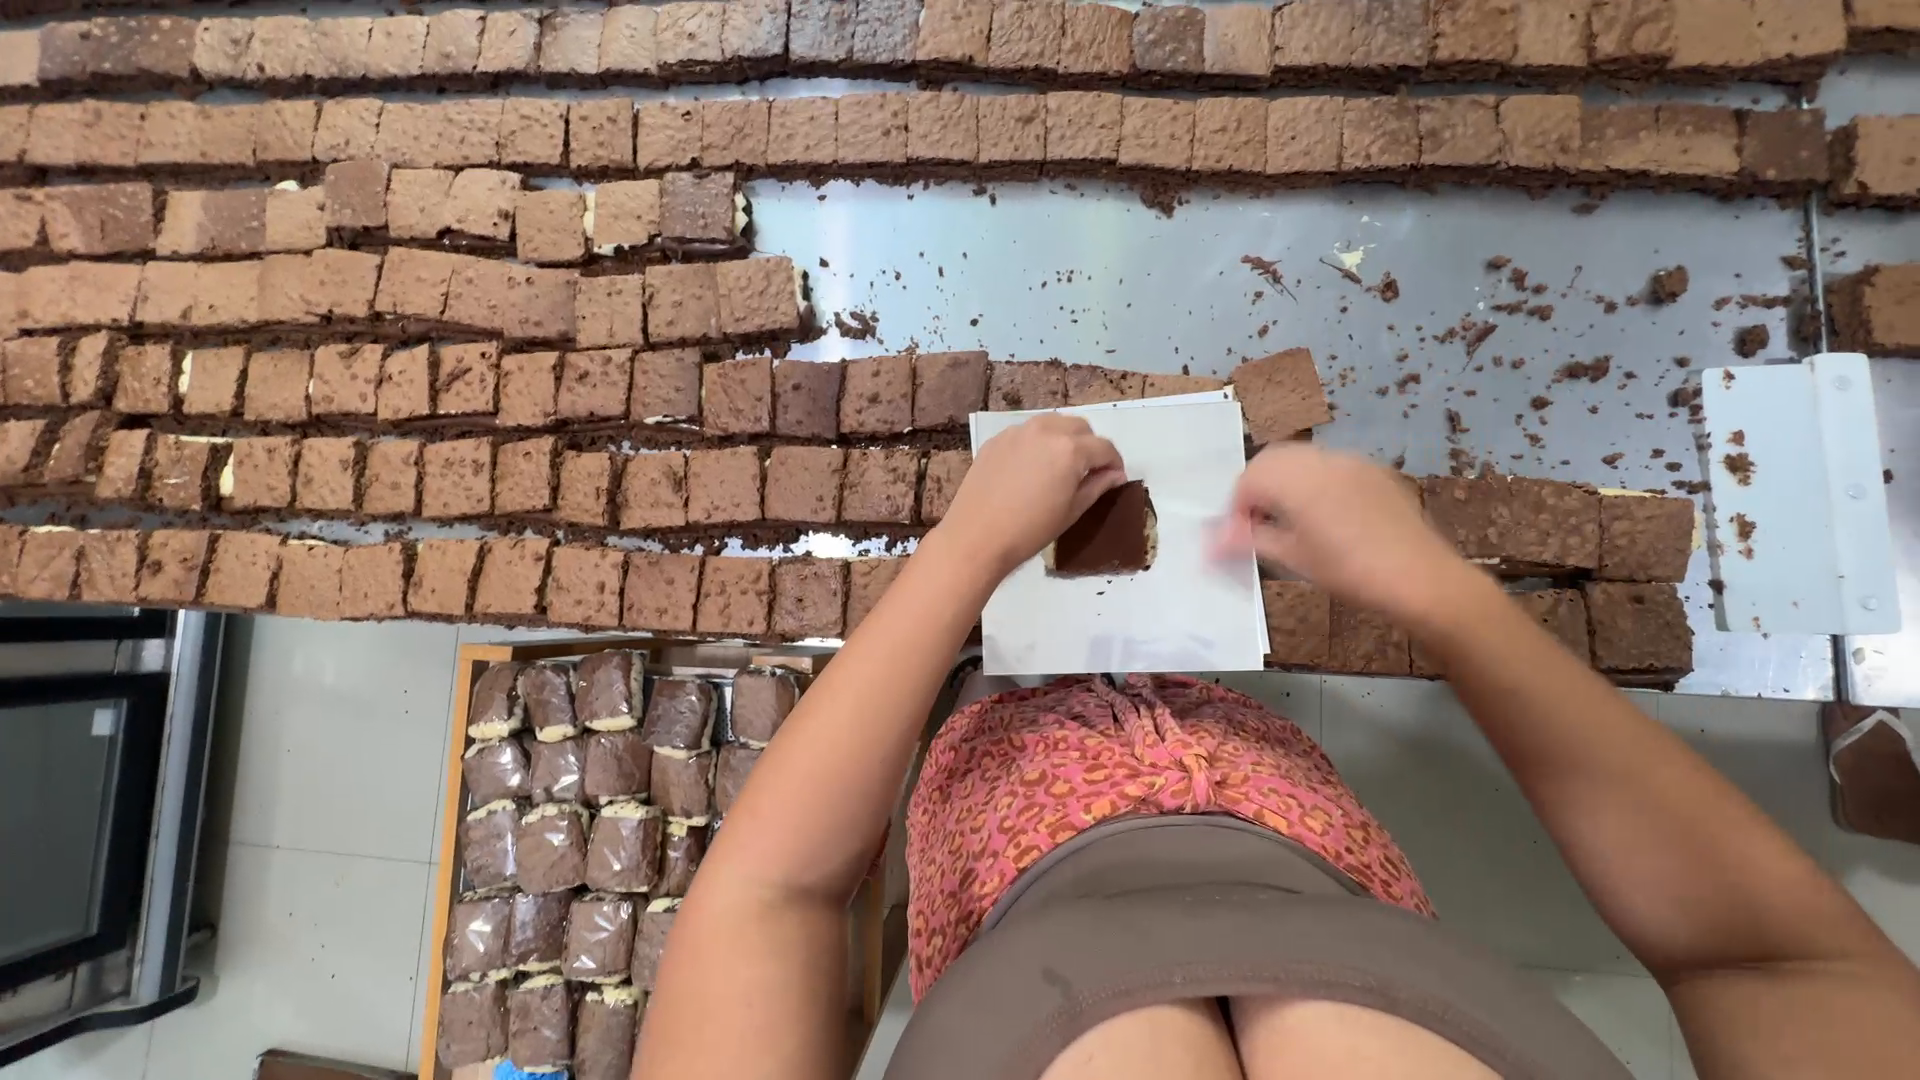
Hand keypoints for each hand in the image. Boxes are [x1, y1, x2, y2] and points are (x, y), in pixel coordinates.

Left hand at [931, 414, 1126, 582]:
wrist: (977, 536)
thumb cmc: (1030, 530)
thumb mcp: (1072, 511)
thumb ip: (1097, 486)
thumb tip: (1114, 474)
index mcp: (1071, 449)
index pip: (1104, 448)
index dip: (1114, 463)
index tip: (1115, 478)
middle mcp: (1046, 430)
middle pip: (1080, 428)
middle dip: (1090, 446)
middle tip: (1089, 471)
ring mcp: (1018, 432)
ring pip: (1052, 423)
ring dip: (1065, 438)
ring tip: (1062, 465)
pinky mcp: (997, 440)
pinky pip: (1027, 432)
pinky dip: (1038, 442)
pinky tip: (1033, 467)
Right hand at [1217, 444, 1486, 626]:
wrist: (1423, 579)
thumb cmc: (1350, 571)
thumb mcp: (1293, 558)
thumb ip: (1249, 541)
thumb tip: (1209, 543)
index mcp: (1297, 480)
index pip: (1247, 479)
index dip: (1235, 509)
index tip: (1237, 538)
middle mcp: (1322, 460)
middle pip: (1272, 460)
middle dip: (1256, 488)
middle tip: (1256, 524)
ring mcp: (1351, 463)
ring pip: (1301, 459)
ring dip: (1283, 482)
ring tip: (1287, 520)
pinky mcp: (1373, 472)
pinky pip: (1329, 466)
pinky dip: (1312, 481)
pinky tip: (1322, 516)